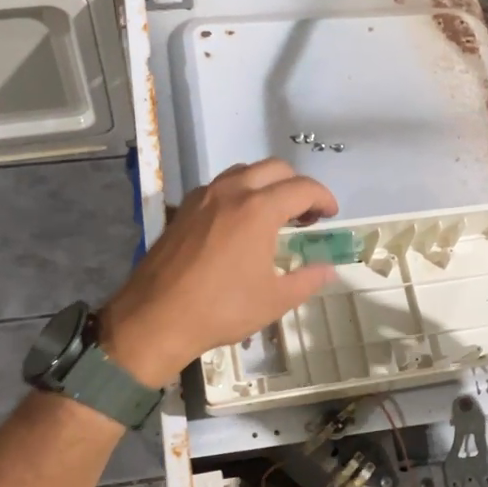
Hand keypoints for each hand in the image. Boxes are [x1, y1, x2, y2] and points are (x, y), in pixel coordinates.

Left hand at [99, 160, 338, 385]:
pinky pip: (219, 187)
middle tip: (305, 215)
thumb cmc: (221, 309)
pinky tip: (238, 222)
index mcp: (259, 209)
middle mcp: (231, 192)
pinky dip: (238, 193)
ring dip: (266, 184)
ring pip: (243, 172)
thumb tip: (327, 269)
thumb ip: (307, 279)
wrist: (157, 317)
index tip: (330, 215)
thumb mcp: (274, 300)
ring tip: (273, 214)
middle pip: (274, 169)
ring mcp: (203, 197)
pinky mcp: (183, 209)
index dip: (323, 198)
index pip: (302, 189)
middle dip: (296, 186)